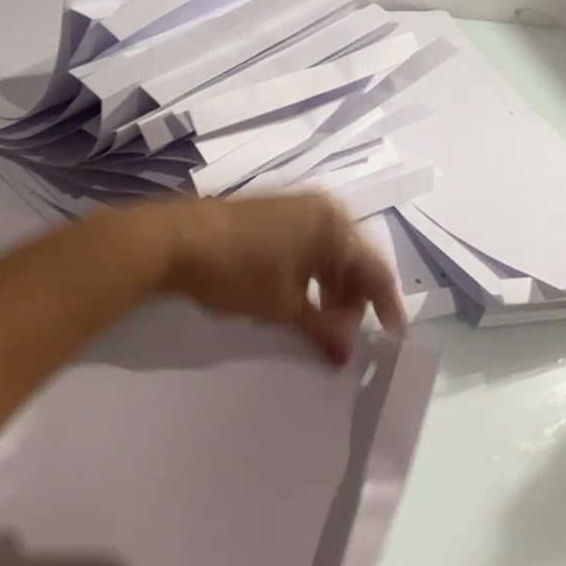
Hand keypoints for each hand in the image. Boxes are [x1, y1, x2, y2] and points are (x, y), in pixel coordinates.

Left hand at [126, 192, 405, 364]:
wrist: (173, 241)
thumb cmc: (238, 272)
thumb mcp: (283, 307)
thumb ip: (323, 330)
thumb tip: (347, 356)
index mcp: (335, 225)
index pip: (376, 269)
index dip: (386, 305)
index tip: (392, 336)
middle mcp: (321, 210)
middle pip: (353, 260)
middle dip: (352, 300)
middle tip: (343, 335)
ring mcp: (292, 209)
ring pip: (327, 255)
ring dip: (328, 290)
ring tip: (317, 323)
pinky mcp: (268, 216)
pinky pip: (304, 248)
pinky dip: (308, 276)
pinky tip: (294, 300)